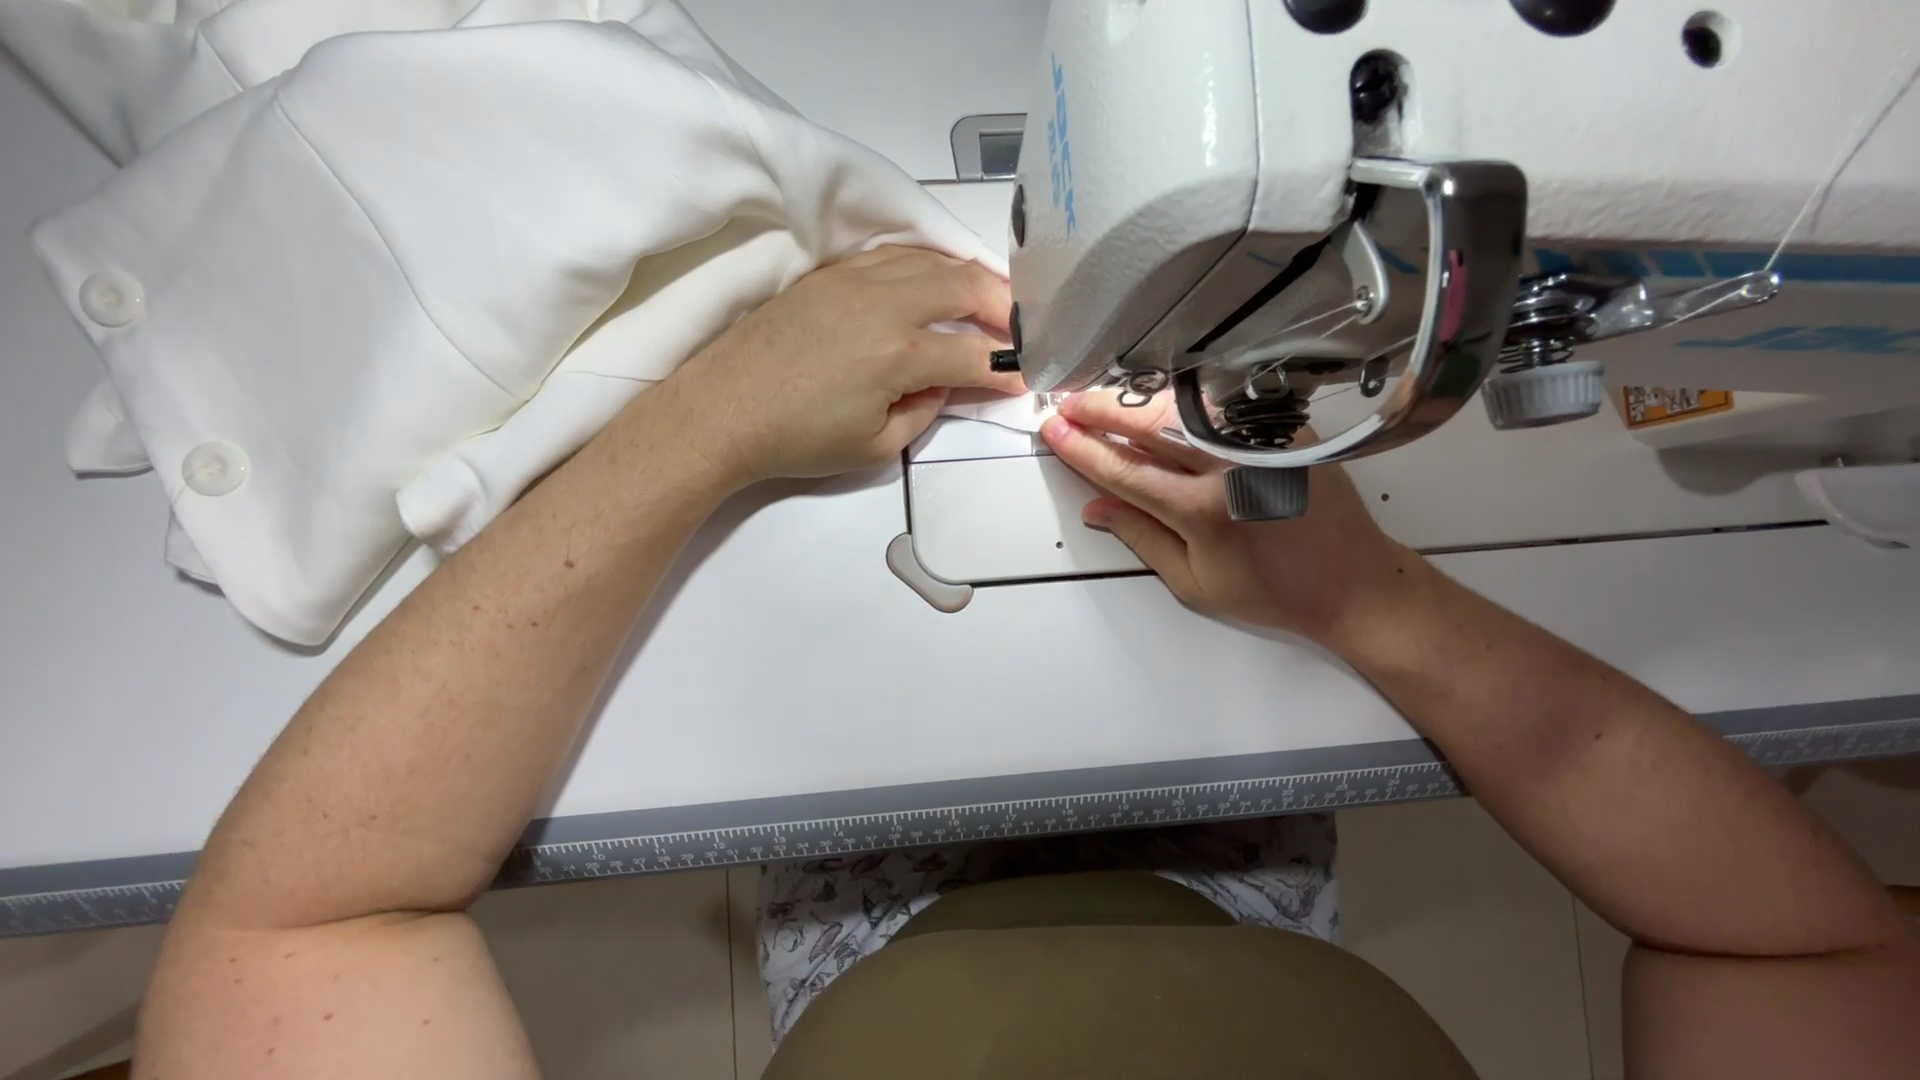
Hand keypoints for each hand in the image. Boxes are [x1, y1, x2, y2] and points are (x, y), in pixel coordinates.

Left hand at [659, 246, 1020, 485]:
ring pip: (931, 260)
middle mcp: (882, 305)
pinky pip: (894, 255)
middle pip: (964, 285)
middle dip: (1004, 305)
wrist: (723, 411)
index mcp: (896, 354)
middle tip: (1022, 325)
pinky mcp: (830, 274)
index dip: (1006, 369)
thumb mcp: (875, 447)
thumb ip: (924, 412)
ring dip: (969, 276)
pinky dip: (927, 264)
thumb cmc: (796, 439)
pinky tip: (936, 278)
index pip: (973, 354)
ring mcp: (853, 280)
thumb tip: (944, 384)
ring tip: (990, 297)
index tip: (1024, 377)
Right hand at [1040, 390, 1428, 647]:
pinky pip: (1221, 406)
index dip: (1083, 449)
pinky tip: (1158, 404)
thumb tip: (1096, 509)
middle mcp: (1231, 467)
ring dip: (1137, 399)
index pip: (1125, 470)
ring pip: (1183, 405)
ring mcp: (1261, 442)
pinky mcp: (1284, 430)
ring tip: (1103, 401)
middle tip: (1068, 405)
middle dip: (1100, 410)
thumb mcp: (1193, 581)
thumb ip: (1141, 538)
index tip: (1054, 432)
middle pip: (1149, 424)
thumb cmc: (1272, 591)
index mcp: (1203, 512)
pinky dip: (1182, 402)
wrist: (1349, 580)